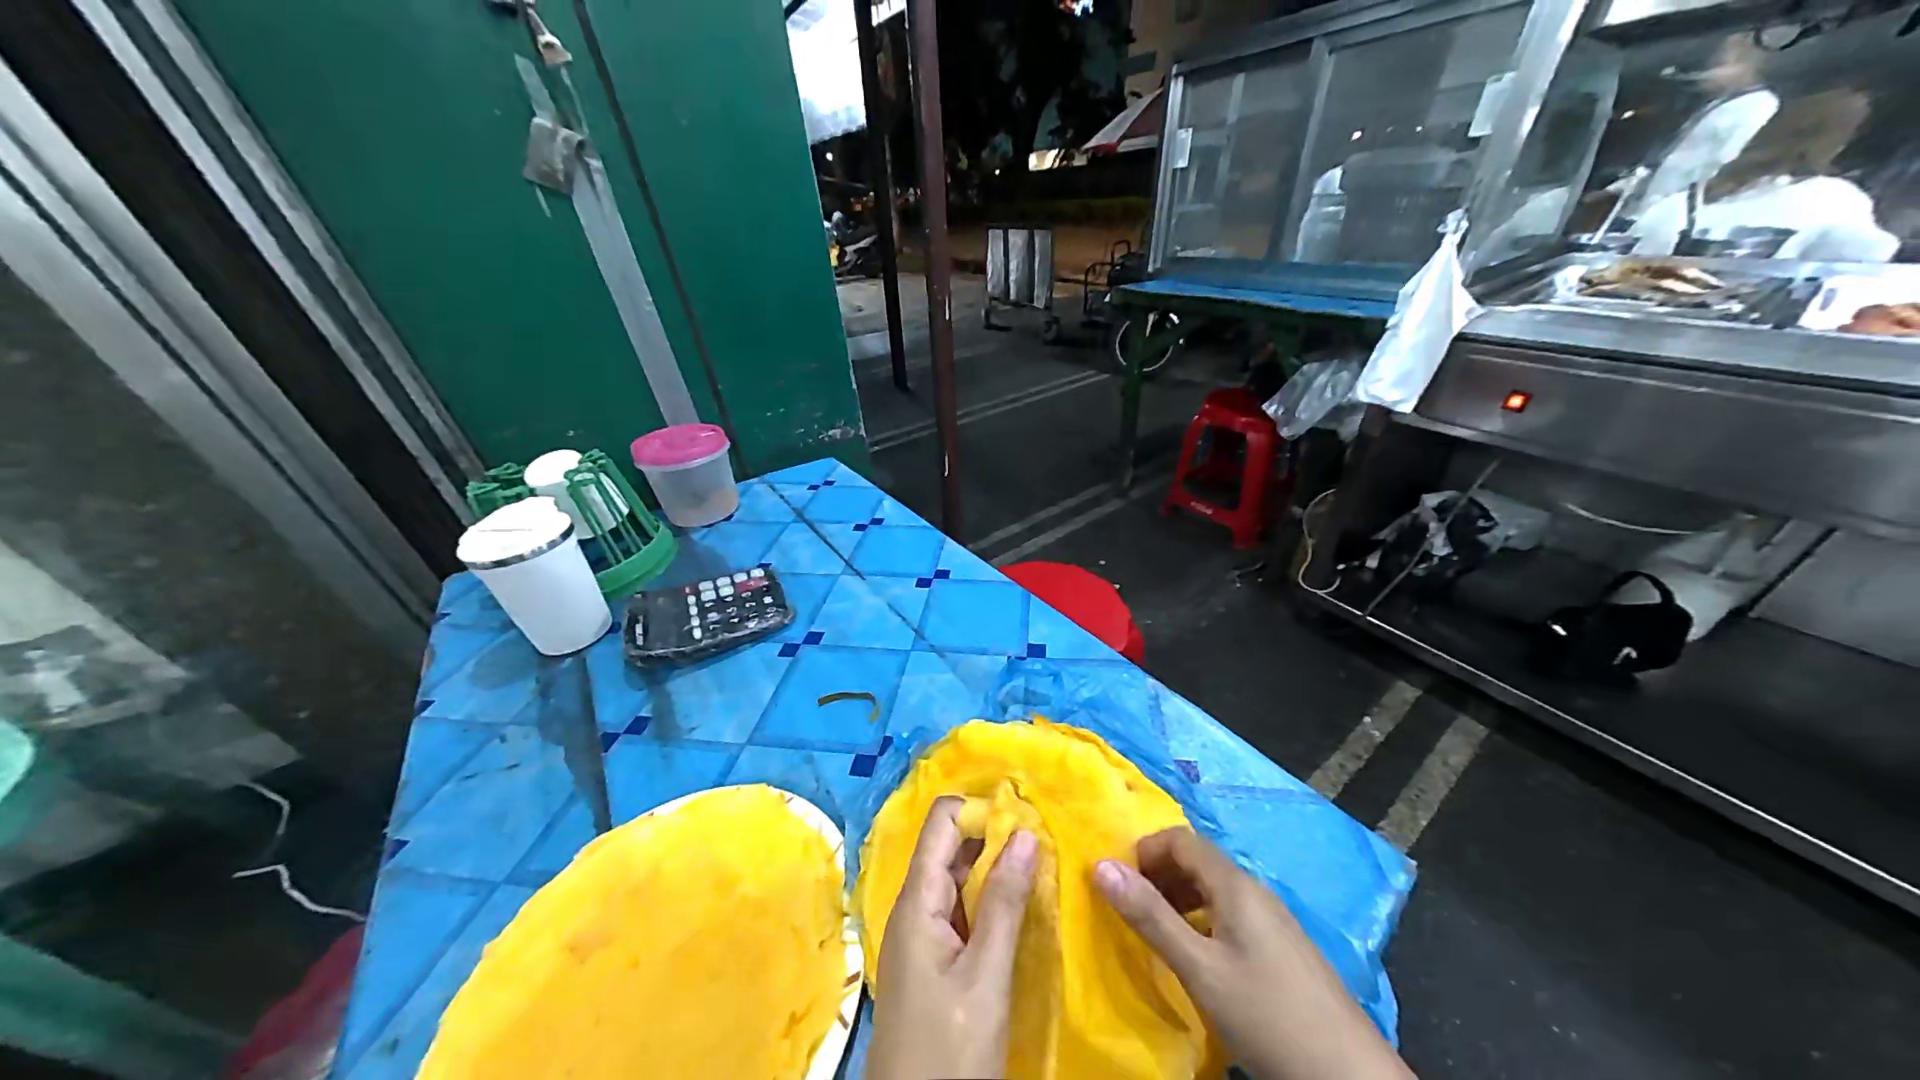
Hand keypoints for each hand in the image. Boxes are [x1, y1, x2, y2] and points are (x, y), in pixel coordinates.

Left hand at [868, 796, 1037, 1079]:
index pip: (941, 823)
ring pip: (957, 878)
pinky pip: (960, 908)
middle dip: (992, 834)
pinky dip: (988, 898)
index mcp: (917, 900)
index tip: (1025, 814)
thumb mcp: (985, 976)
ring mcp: (922, 932)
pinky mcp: (934, 958)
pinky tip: (1020, 901)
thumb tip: (1026, 833)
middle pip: (949, 847)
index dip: (980, 810)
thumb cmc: (949, 1050)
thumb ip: (1005, 902)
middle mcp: (914, 906)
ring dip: (994, 866)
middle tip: (1043, 837)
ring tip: (1040, 862)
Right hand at [1093, 829, 1413, 1079]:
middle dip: (1157, 874)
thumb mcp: (1198, 968)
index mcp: (1235, 884)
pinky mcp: (1280, 946)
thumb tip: (1099, 865)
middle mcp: (1254, 890)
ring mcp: (1272, 918)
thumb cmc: (1265, 1014)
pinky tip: (1195, 955)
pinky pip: (1229, 912)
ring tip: (1155, 932)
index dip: (1144, 851)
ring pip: (1213, 888)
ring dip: (1177, 897)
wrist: (1349, 1077)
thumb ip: (1150, 916)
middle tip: (1130, 909)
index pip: (1180, 839)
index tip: (1118, 883)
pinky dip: (1200, 918)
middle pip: (1197, 860)